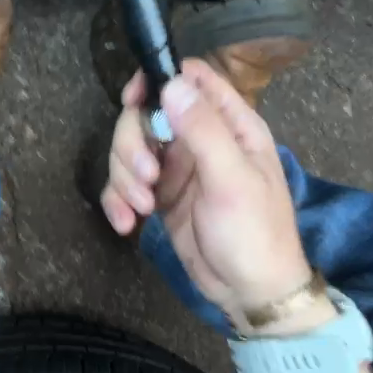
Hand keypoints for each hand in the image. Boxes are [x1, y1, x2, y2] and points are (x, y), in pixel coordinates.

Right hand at [100, 60, 316, 331]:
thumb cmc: (254, 233)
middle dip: (132, 146)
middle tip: (146, 180)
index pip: (189, 78)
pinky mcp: (159, 194)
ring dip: (124, 178)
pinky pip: (124, 184)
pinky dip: (117, 200)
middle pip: (144, 115)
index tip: (132, 101)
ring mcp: (176, 167)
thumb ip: (203, 129)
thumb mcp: (232, 179)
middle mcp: (199, 138)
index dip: (157, 80)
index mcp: (229, 124)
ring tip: (140, 210)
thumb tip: (171, 83)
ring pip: (129, 149)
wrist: (249, 294)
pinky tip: (126, 223)